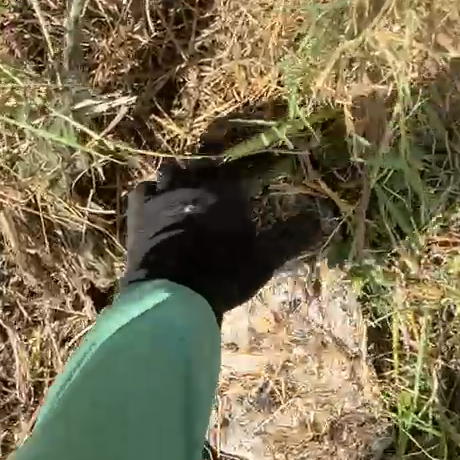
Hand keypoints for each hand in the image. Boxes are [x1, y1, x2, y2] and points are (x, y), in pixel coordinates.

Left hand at [121, 157, 319, 318]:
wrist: (174, 294)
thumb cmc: (225, 275)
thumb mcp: (265, 259)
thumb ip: (292, 236)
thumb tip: (320, 218)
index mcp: (228, 190)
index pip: (239, 171)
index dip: (243, 177)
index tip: (245, 188)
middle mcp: (195, 183)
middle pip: (203, 165)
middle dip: (210, 173)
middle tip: (215, 190)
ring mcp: (163, 194)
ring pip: (171, 171)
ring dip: (180, 178)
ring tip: (186, 193)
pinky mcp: (139, 211)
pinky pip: (144, 189)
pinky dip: (152, 193)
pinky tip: (157, 203)